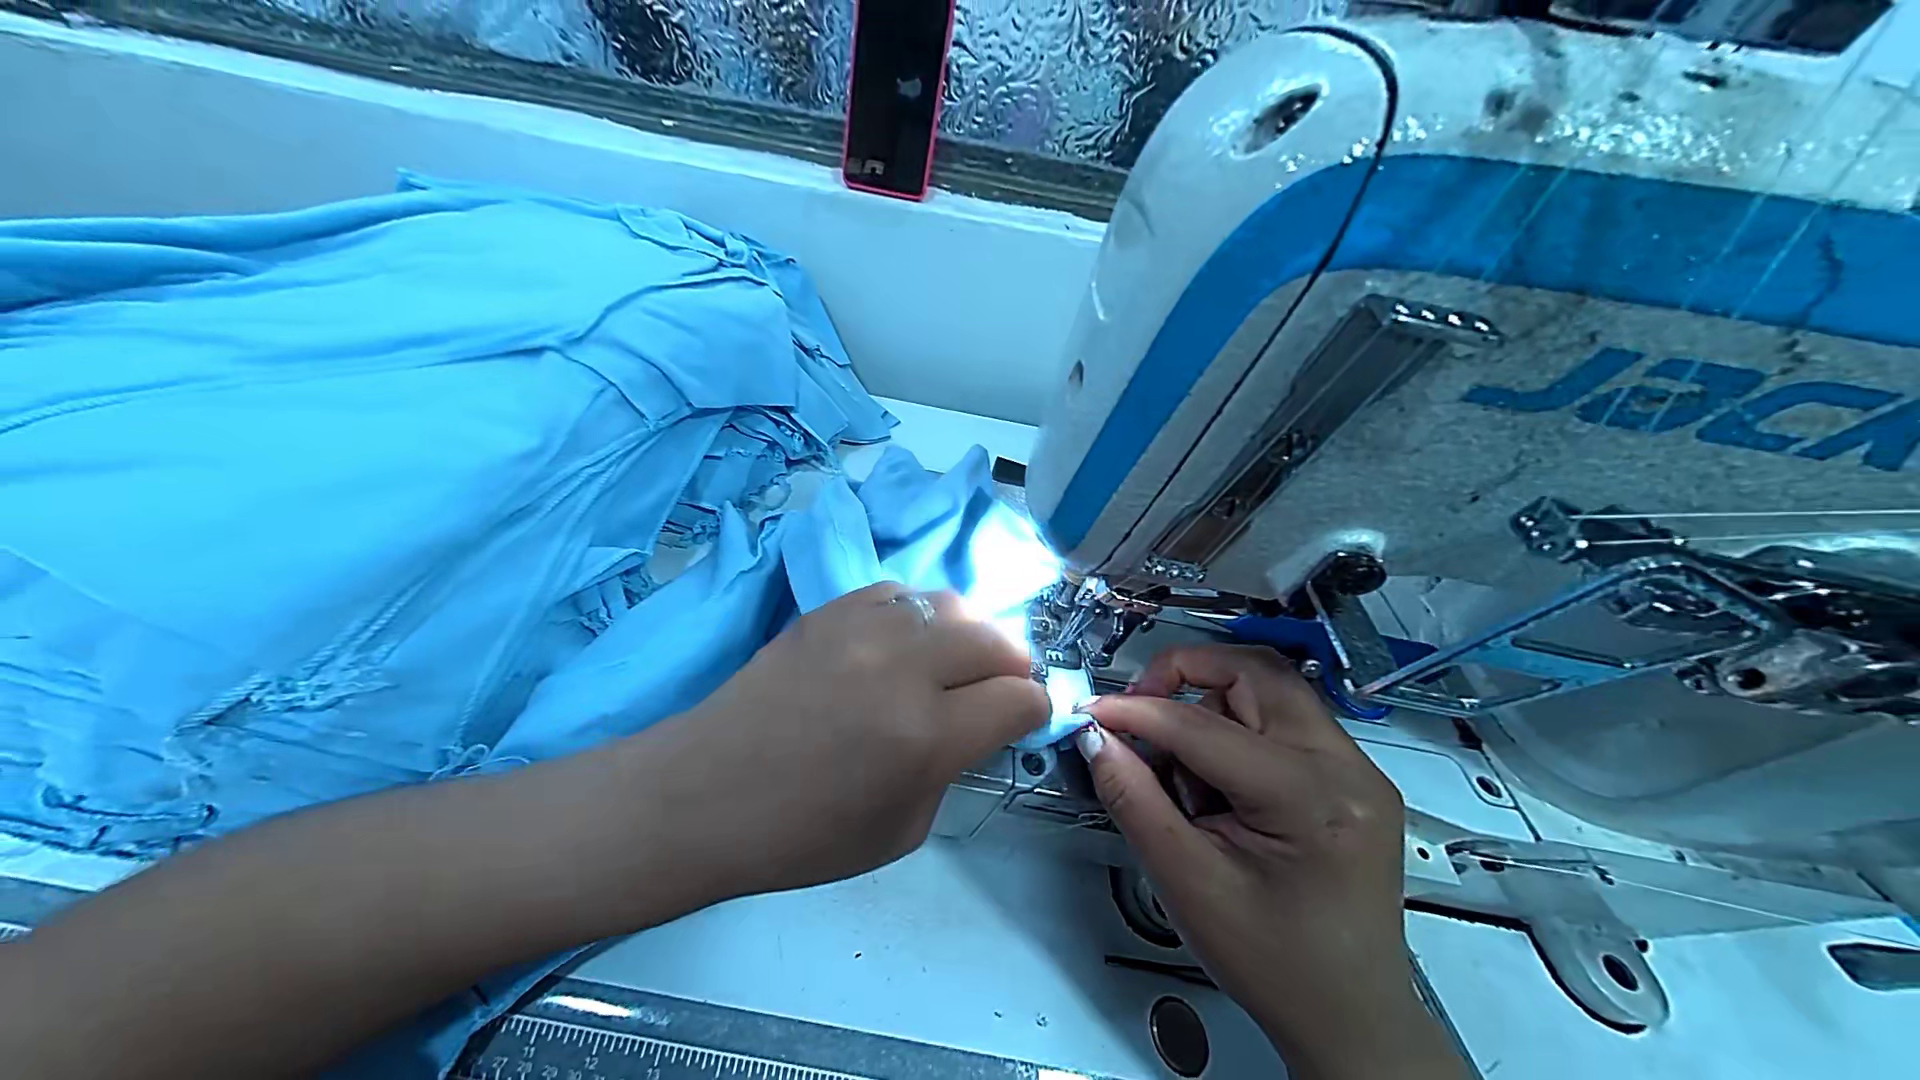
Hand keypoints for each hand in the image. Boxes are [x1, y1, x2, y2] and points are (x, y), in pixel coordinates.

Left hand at [627, 582, 1048, 899]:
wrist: (703, 792)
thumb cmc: (802, 833)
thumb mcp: (903, 829)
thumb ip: (953, 767)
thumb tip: (978, 723)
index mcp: (926, 735)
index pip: (1020, 698)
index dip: (1032, 711)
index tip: (1020, 721)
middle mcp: (904, 667)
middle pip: (997, 639)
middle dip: (1010, 668)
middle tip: (992, 691)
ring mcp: (864, 628)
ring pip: (954, 603)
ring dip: (967, 636)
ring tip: (949, 663)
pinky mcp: (831, 609)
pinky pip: (902, 593)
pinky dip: (918, 617)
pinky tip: (901, 643)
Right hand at [1080, 645, 1462, 1079]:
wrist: (1348, 1015)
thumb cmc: (1273, 962)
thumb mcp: (1185, 880)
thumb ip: (1133, 797)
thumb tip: (1096, 738)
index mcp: (1311, 799)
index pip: (1202, 725)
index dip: (1136, 711)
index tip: (1093, 714)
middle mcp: (1348, 767)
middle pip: (1254, 671)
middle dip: (1185, 675)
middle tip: (1139, 710)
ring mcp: (1358, 768)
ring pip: (1268, 685)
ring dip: (1212, 701)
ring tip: (1185, 764)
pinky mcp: (1352, 775)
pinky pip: (1282, 716)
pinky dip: (1236, 725)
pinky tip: (1217, 777)